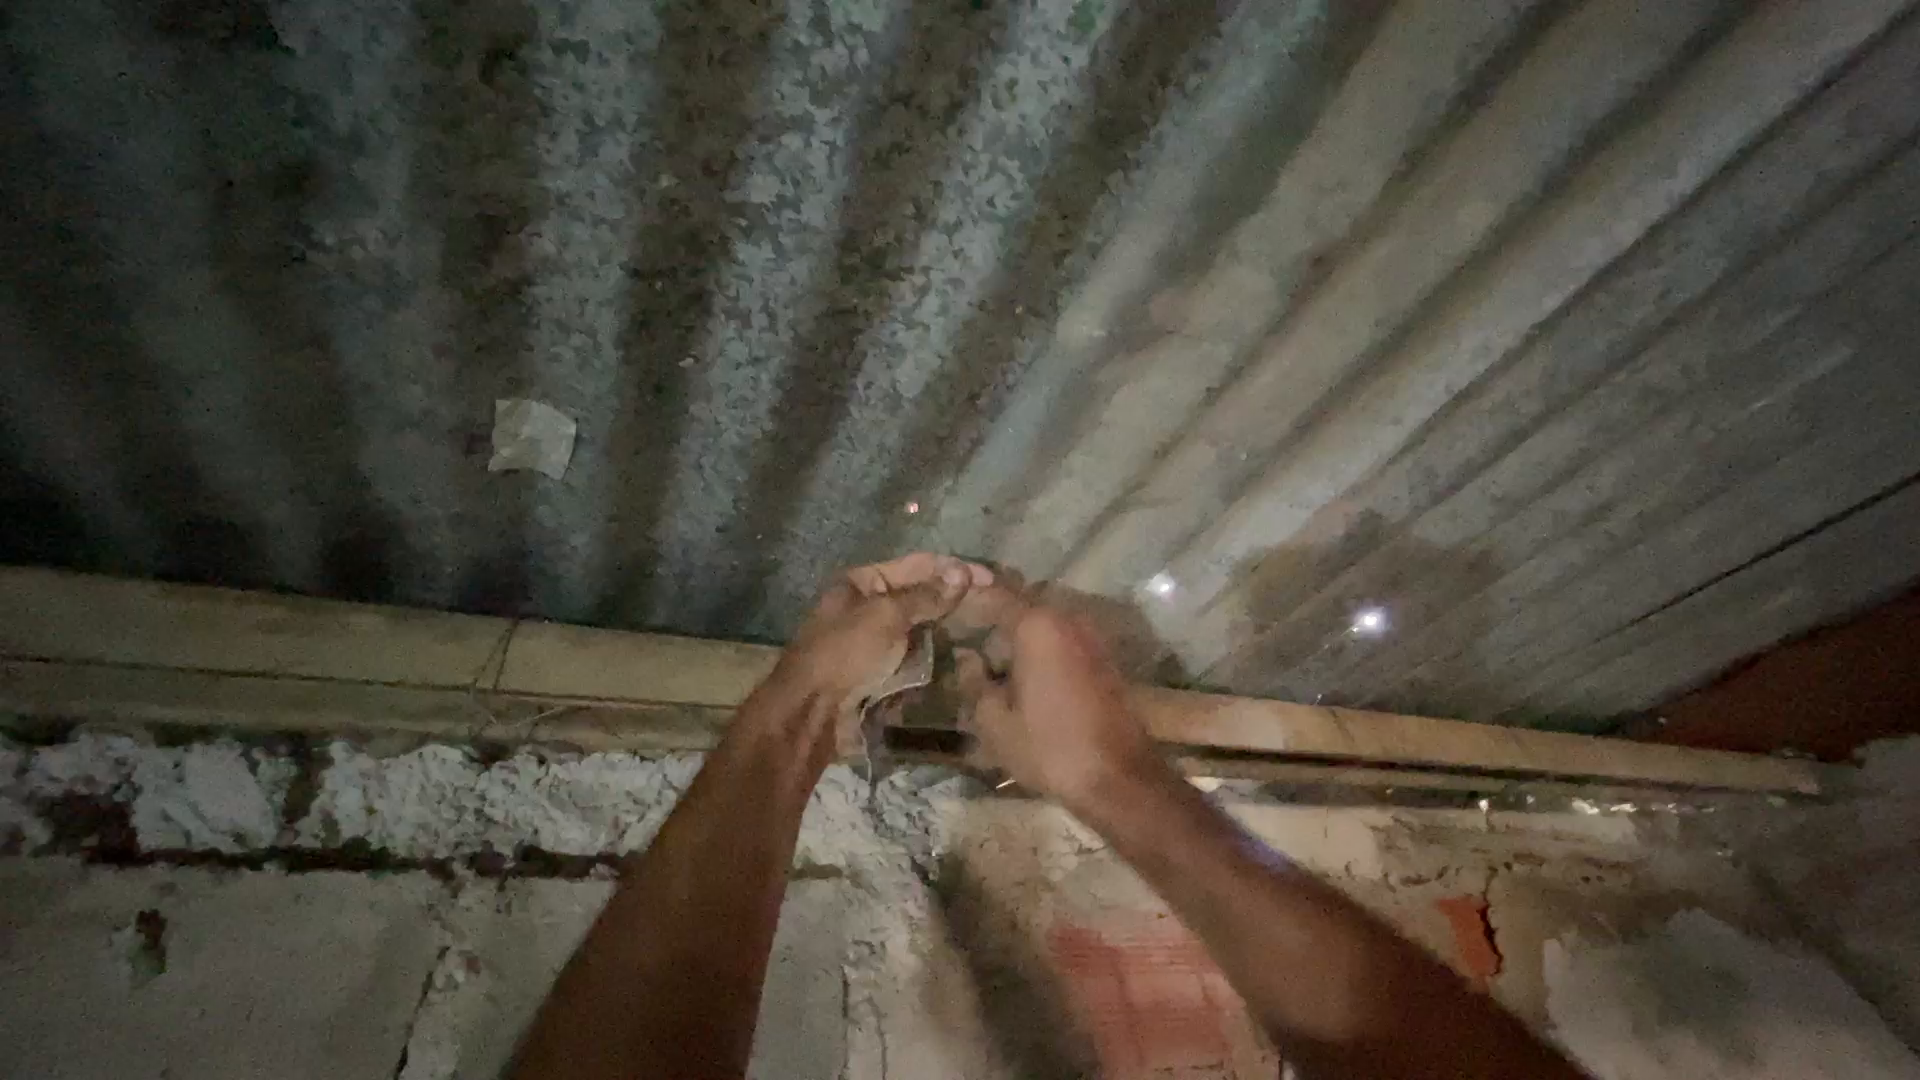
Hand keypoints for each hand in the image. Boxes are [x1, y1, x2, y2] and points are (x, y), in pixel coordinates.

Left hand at [774, 552, 993, 708]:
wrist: (811, 712)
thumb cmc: (843, 652)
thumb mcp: (885, 616)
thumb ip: (926, 596)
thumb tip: (963, 573)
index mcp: (863, 582)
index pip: (918, 565)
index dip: (954, 569)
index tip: (991, 578)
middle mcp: (870, 607)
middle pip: (921, 596)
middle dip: (954, 599)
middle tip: (996, 603)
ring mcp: (876, 642)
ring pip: (922, 630)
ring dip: (948, 630)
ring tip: (987, 629)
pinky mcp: (883, 673)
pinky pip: (917, 659)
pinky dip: (936, 658)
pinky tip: (963, 658)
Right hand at [956, 603, 1164, 811]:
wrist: (1118, 777)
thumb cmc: (1049, 747)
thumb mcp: (995, 722)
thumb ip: (974, 682)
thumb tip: (967, 657)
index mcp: (1036, 625)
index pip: (995, 596)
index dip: (970, 598)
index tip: (951, 607)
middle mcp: (1068, 619)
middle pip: (1024, 604)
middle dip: (998, 616)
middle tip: (972, 636)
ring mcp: (1092, 637)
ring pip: (1048, 623)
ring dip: (1024, 634)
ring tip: (998, 660)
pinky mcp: (1106, 659)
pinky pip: (1066, 641)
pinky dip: (1046, 649)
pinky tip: (1030, 676)